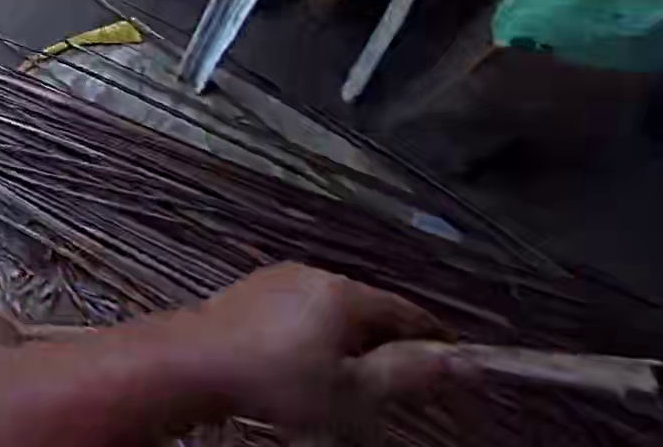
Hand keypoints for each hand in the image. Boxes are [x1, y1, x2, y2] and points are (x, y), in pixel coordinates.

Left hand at [158, 263, 461, 427]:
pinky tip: (310, 359)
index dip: (435, 340)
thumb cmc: (281, 380)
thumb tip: (461, 361)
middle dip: (392, 340)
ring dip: (353, 336)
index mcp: (341, 291)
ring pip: (334, 306)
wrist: (201, 359)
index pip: (406, 310)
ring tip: (356, 378)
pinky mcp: (255, 289)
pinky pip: (303, 306)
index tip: (455, 368)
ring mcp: (278, 277)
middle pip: (369, 305)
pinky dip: (320, 330)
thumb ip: (409, 372)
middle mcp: (310, 272)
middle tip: (404, 384)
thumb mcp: (357, 389)